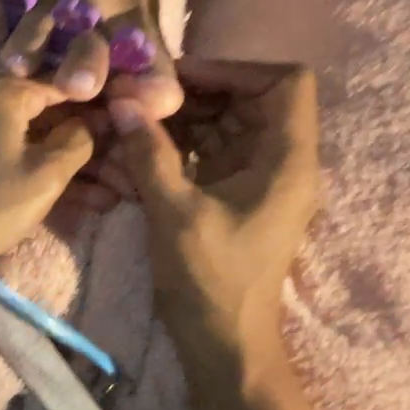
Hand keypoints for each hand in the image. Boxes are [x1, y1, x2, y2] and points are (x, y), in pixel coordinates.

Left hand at [0, 75, 93, 285]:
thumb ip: (79, 139)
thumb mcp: (46, 176)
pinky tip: (51, 174)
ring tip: (92, 185)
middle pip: (35, 102)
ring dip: (48, 146)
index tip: (119, 132)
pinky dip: (19, 147)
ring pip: (16, 120)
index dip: (93, 109)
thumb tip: (95, 119)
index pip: (61, 85)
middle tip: (108, 166)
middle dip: (70, 132)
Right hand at [110, 60, 320, 360]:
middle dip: (196, 88)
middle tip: (141, 91)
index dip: (235, 69)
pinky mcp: (230, 192)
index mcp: (286, 161)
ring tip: (133, 112)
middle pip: (249, 97)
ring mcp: (254, 177)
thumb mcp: (174, 211)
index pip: (286, 83)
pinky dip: (177, 137)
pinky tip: (139, 140)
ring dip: (181, 112)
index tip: (178, 76)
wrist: (224, 339)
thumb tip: (123, 102)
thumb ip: (149, 153)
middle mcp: (279, 161)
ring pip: (225, 120)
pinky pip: (208, 146)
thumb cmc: (210, 277)